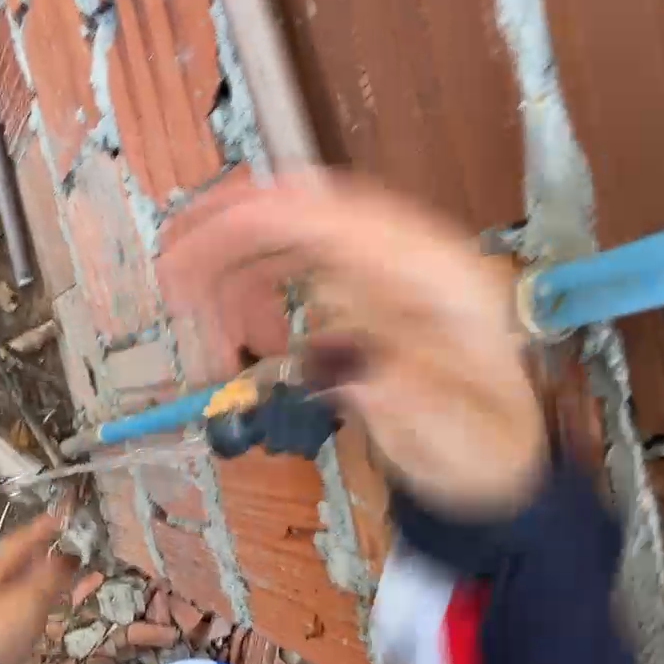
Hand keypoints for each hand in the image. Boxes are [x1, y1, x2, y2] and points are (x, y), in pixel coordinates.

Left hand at [0, 513, 75, 663]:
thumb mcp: (27, 600)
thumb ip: (50, 576)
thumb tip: (68, 555)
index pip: (23, 540)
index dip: (44, 529)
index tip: (65, 517)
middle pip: (27, 562)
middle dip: (54, 555)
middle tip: (81, 548)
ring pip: (30, 585)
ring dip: (55, 579)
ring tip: (83, 576)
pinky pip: (29, 606)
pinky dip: (48, 601)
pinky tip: (61, 604)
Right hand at [168, 170, 545, 519]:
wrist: (493, 451)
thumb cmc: (480, 441)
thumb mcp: (454, 431)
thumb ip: (402, 393)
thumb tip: (330, 362)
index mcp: (435, 276)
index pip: (336, 220)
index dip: (255, 224)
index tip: (190, 251)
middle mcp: (401, 256)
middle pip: (298, 212)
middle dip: (224, 240)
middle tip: (170, 284)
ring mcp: (374, 268)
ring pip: (279, 240)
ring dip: (230, 282)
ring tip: (211, 350)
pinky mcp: (354, 287)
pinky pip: (284, 270)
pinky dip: (248, 300)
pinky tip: (243, 344)